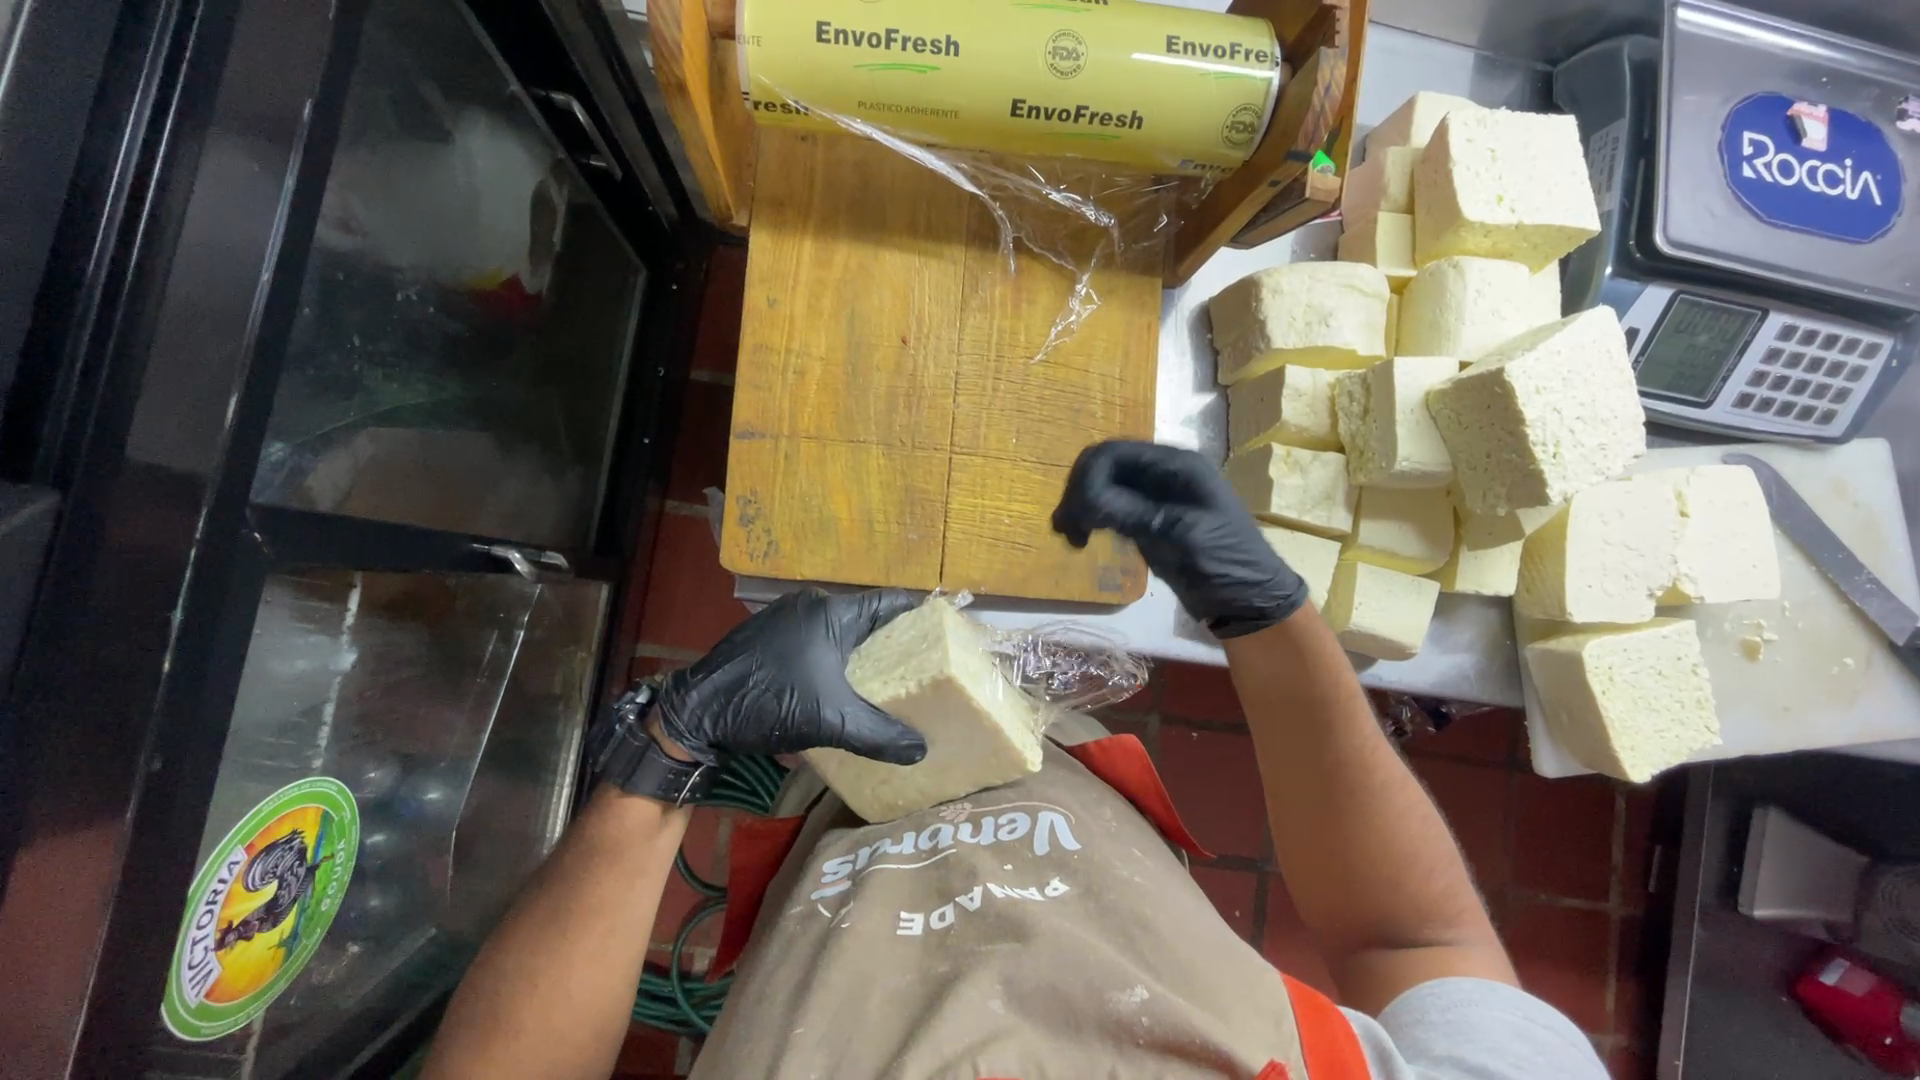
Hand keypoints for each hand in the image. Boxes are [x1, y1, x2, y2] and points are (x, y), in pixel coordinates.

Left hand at [653, 588, 927, 765]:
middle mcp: (810, 606)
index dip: (919, 613)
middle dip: (894, 637)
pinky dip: (837, 655)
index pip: (888, 602)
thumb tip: (921, 750)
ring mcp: (785, 619)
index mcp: (830, 612)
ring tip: (893, 674)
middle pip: (866, 616)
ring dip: (863, 648)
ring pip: (840, 629)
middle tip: (925, 659)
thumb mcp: (830, 720)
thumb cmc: (768, 703)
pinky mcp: (769, 637)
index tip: (946, 627)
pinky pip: (817, 639)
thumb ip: (878, 734)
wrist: (697, 713)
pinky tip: (846, 681)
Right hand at [1052, 440, 1308, 637]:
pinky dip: (1091, 519)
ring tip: (1071, 537)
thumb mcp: (1181, 535)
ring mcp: (1154, 497)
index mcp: (1178, 466)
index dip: (1087, 477)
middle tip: (1066, 527)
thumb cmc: (1226, 562)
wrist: (1248, 601)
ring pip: (1103, 487)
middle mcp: (1162, 473)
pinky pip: (1110, 508)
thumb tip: (1085, 500)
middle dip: (1080, 491)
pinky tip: (1084, 540)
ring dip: (1082, 506)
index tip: (1076, 513)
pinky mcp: (1147, 520)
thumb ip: (1134, 513)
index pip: (1115, 453)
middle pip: (1104, 466)